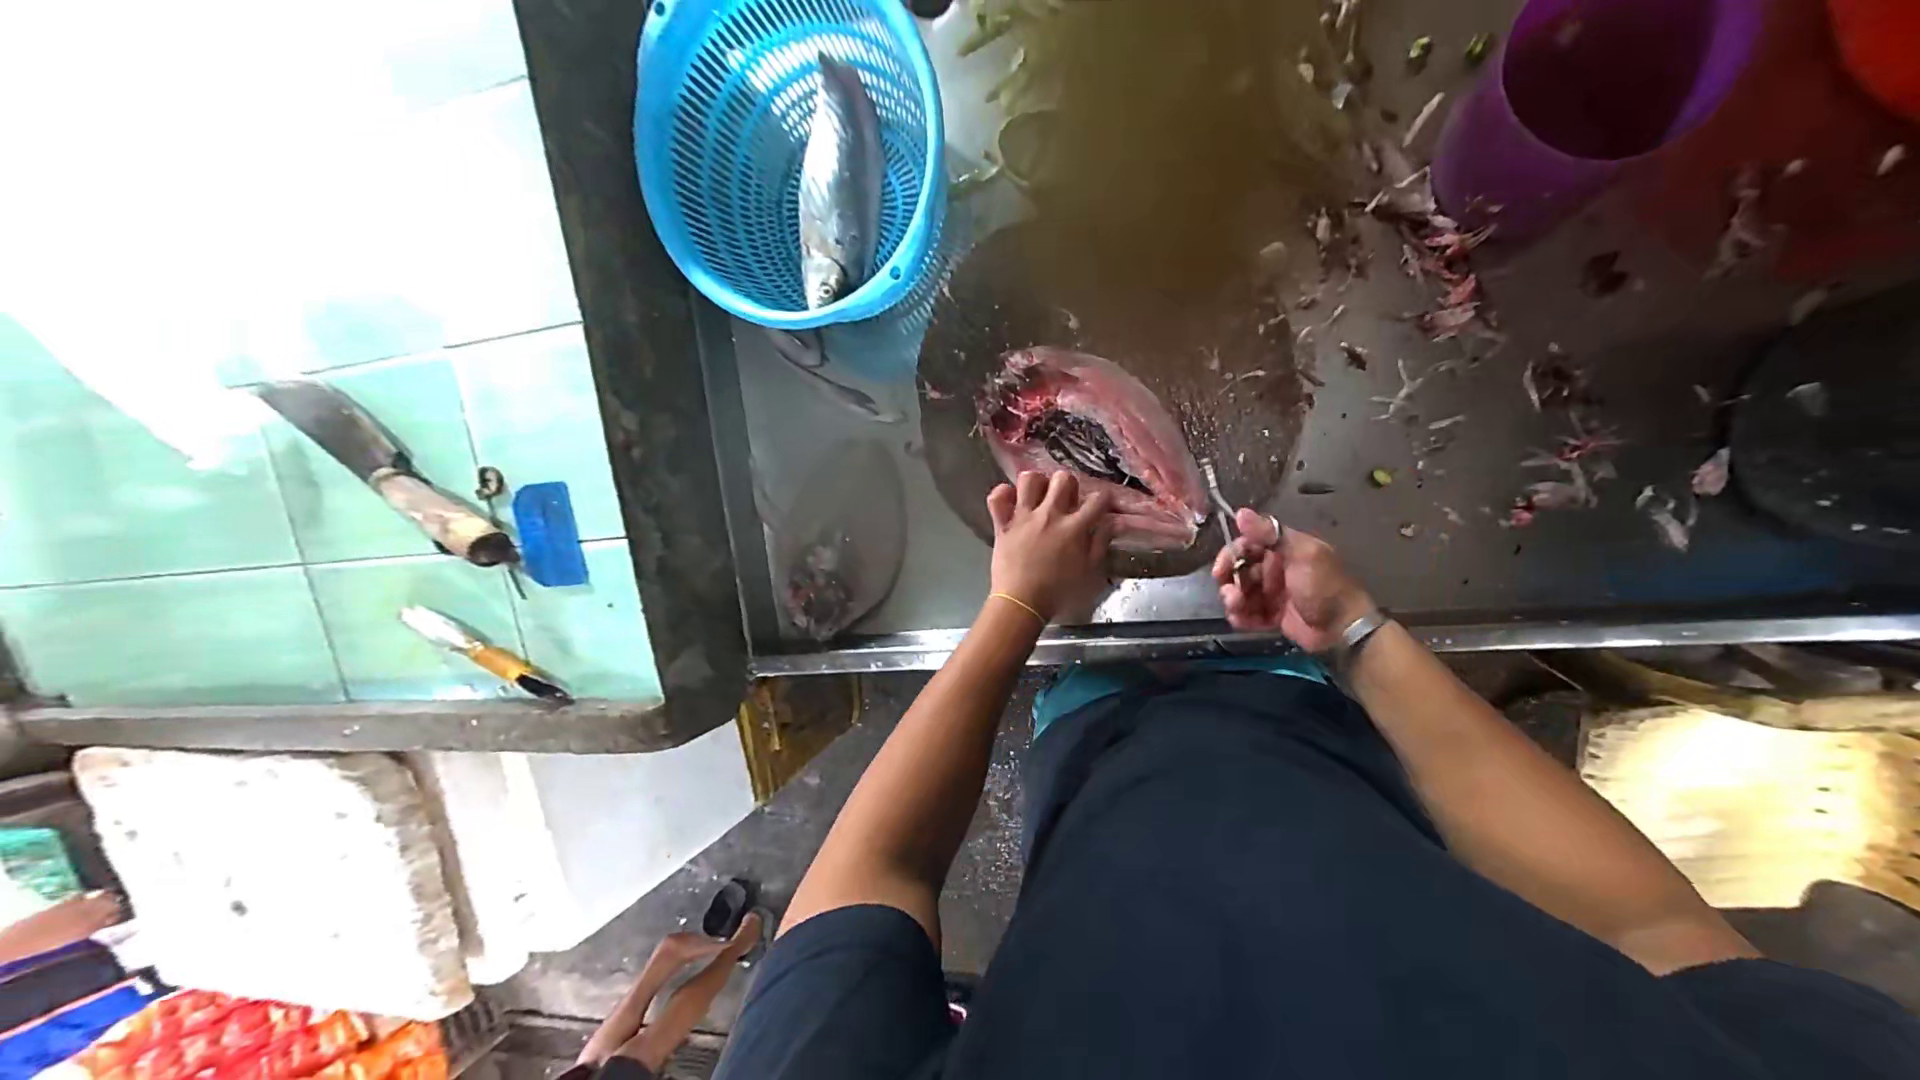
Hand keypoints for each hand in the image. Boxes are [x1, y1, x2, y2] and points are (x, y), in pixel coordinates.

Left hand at [986, 471, 1112, 622]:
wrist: (1022, 602)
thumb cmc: (1059, 592)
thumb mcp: (1089, 571)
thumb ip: (1101, 543)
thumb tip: (1113, 522)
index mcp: (1075, 527)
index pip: (1097, 499)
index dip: (1103, 499)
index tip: (1100, 506)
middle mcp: (1050, 515)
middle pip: (1063, 479)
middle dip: (1068, 485)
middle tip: (1066, 500)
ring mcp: (1023, 517)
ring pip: (1029, 479)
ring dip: (1036, 484)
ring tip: (1039, 496)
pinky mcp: (1002, 524)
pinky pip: (997, 497)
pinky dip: (1003, 494)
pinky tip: (1011, 501)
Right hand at [1212, 511, 1375, 652]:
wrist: (1342, 630)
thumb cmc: (1324, 587)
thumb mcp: (1302, 555)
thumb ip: (1271, 534)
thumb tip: (1240, 512)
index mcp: (1284, 550)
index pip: (1248, 545)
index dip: (1232, 555)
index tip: (1222, 569)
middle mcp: (1275, 569)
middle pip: (1239, 569)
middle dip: (1229, 581)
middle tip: (1231, 594)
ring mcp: (1273, 593)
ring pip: (1240, 592)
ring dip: (1233, 600)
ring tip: (1237, 608)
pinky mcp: (1271, 616)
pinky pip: (1247, 613)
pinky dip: (1240, 616)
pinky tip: (1241, 621)